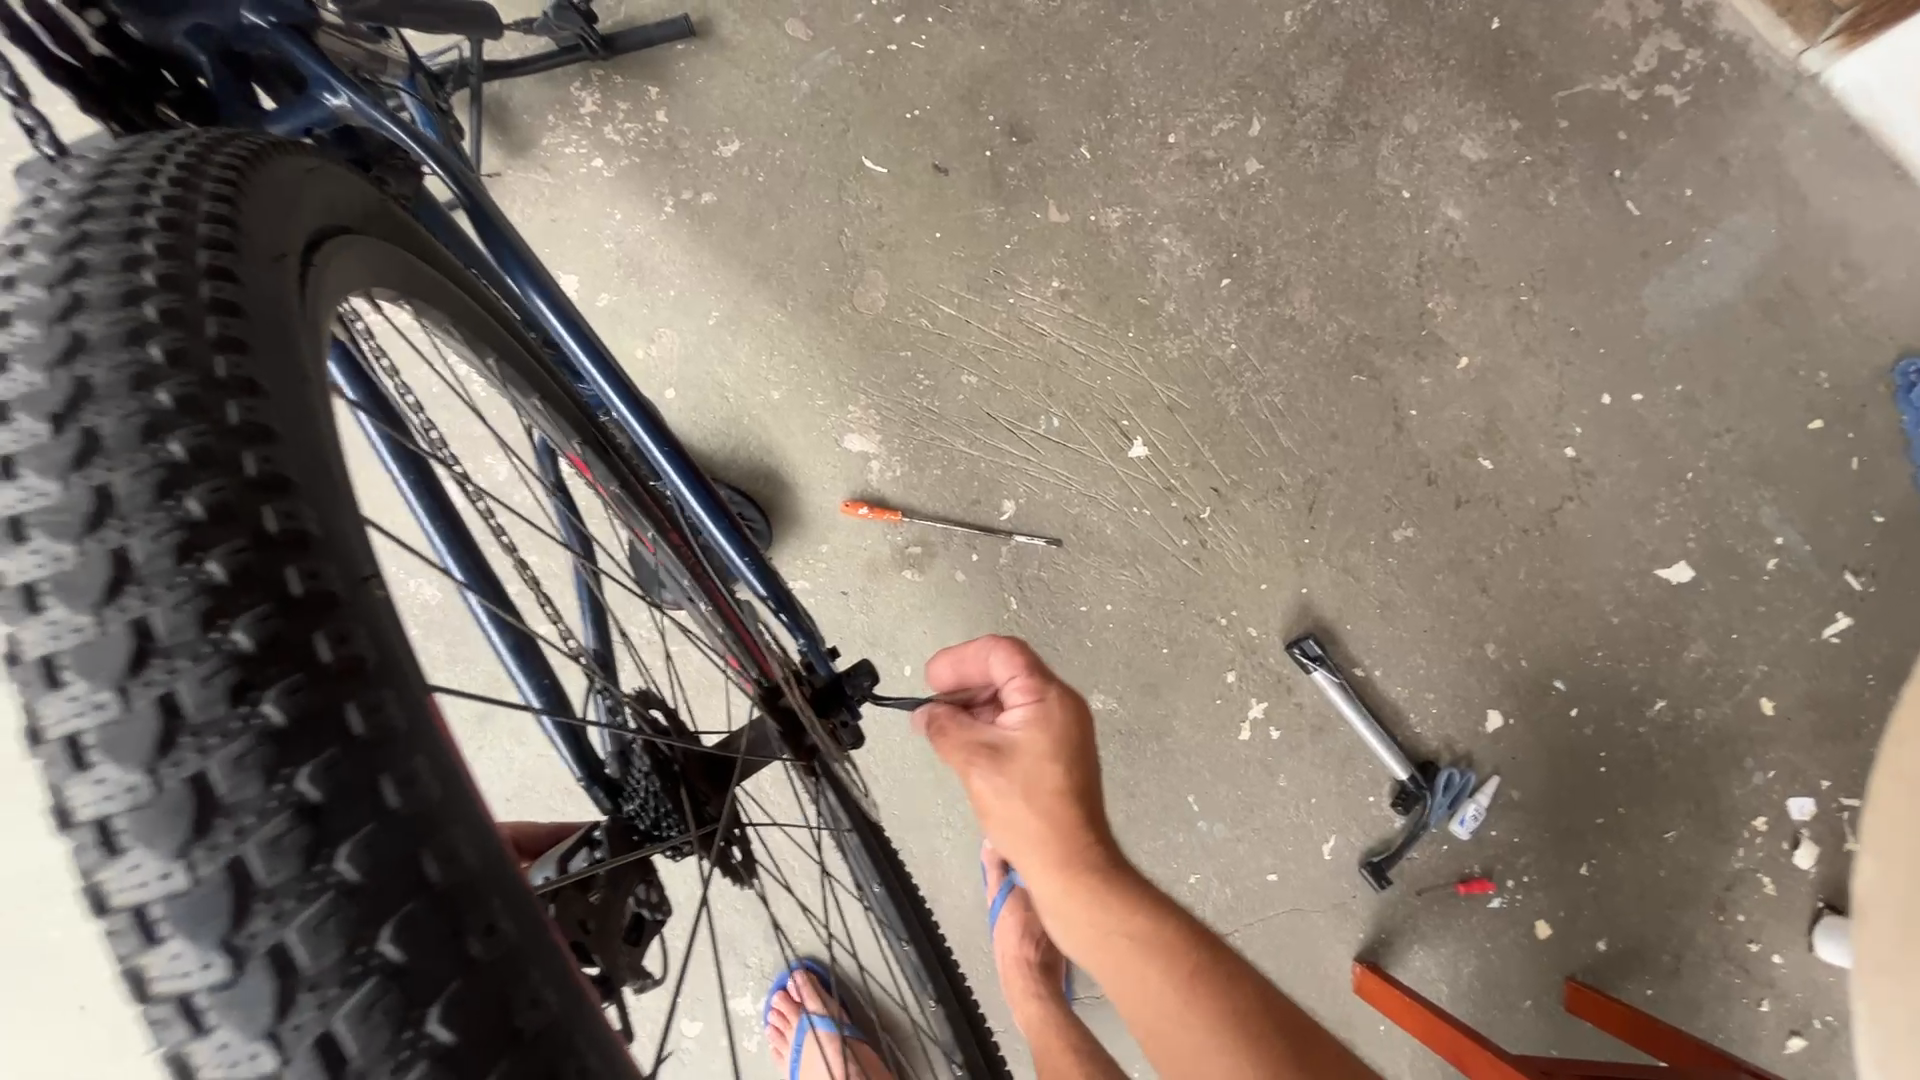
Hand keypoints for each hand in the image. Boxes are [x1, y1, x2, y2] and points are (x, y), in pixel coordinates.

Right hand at [914, 636, 1123, 890]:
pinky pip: (1019, 721)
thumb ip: (945, 726)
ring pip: (1011, 697)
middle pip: (1007, 671)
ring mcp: (1062, 727)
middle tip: (932, 704)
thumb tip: (924, 713)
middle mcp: (1060, 704)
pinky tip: (965, 742)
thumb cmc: (1028, 810)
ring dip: (974, 705)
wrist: (1071, 864)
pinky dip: (989, 724)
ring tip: (941, 725)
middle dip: (965, 683)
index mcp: (1047, 696)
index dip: (961, 660)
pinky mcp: (1057, 750)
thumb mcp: (975, 761)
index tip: (932, 681)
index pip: (1001, 653)